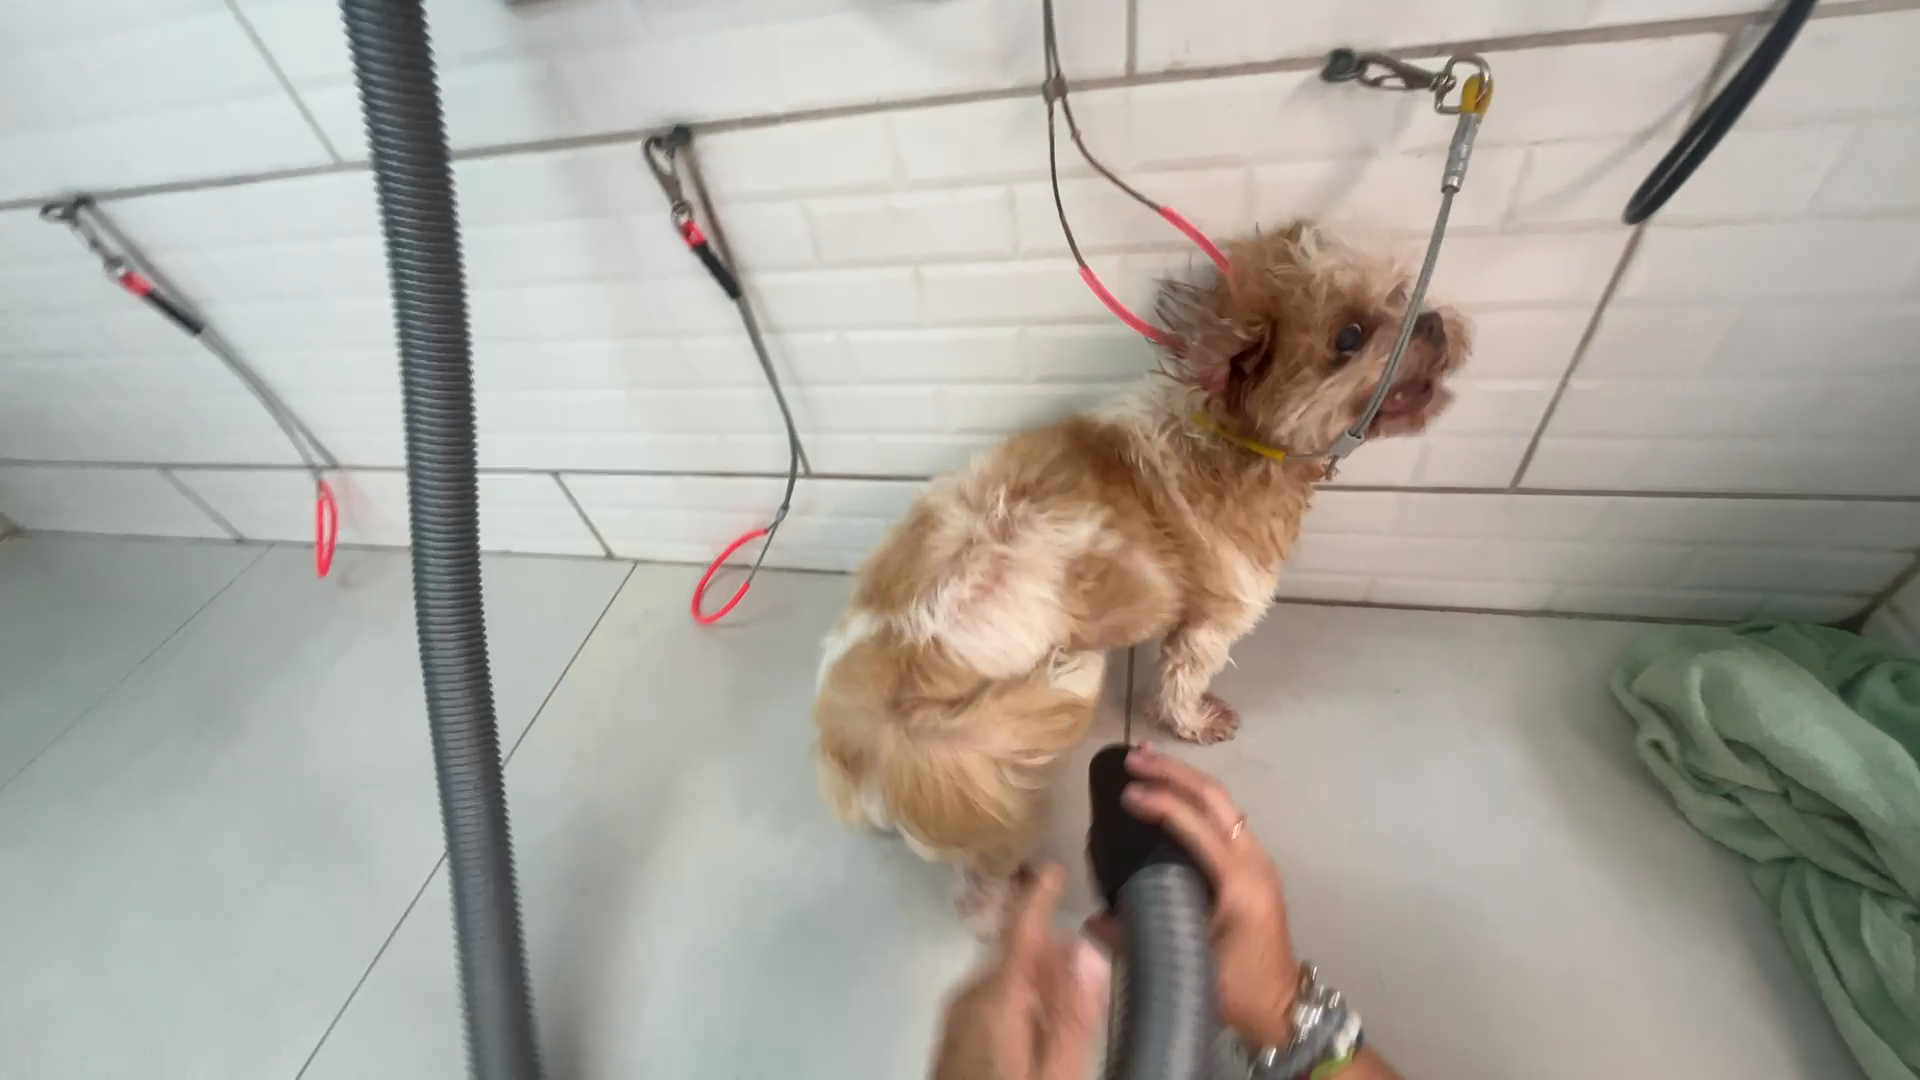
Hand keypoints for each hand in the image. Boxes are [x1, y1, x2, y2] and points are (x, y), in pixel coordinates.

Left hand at [932, 864, 1110, 1079]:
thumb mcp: (1057, 1075)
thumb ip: (1073, 1014)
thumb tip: (1088, 950)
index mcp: (996, 997)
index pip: (1020, 931)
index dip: (1038, 895)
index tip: (1055, 867)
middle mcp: (969, 995)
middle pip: (1016, 959)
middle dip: (1050, 959)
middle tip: (1084, 974)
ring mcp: (955, 1016)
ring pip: (1005, 982)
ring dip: (1035, 986)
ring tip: (1066, 1016)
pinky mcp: (950, 1035)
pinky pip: (990, 1004)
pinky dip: (1016, 1006)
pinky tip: (1035, 1036)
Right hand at [1092, 745, 1299, 1047]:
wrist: (1286, 1009)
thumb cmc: (1239, 989)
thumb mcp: (1191, 970)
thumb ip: (1139, 943)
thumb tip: (1092, 919)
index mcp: (1240, 882)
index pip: (1198, 825)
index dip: (1161, 803)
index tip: (1126, 794)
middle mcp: (1252, 859)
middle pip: (1214, 797)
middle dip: (1172, 772)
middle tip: (1132, 759)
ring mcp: (1255, 856)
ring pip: (1220, 798)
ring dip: (1182, 775)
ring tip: (1146, 756)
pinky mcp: (1250, 859)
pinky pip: (1222, 812)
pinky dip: (1193, 792)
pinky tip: (1170, 785)